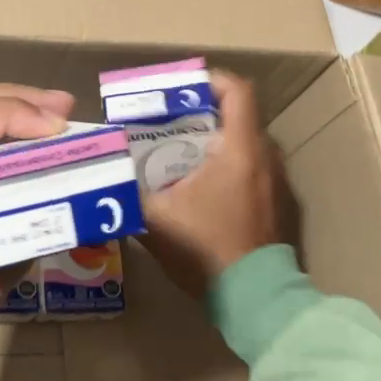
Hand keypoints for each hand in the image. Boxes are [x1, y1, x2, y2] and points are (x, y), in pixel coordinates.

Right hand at [140, 71, 281, 298]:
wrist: (256, 300)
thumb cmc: (207, 249)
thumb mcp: (155, 220)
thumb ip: (127, 193)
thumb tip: (102, 178)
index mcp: (241, 149)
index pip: (236, 90)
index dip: (208, 80)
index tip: (179, 88)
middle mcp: (266, 157)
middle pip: (238, 116)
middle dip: (202, 113)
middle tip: (167, 122)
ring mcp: (277, 182)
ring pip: (245, 144)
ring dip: (215, 142)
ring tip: (178, 153)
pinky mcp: (278, 204)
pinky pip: (252, 168)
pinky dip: (227, 166)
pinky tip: (199, 187)